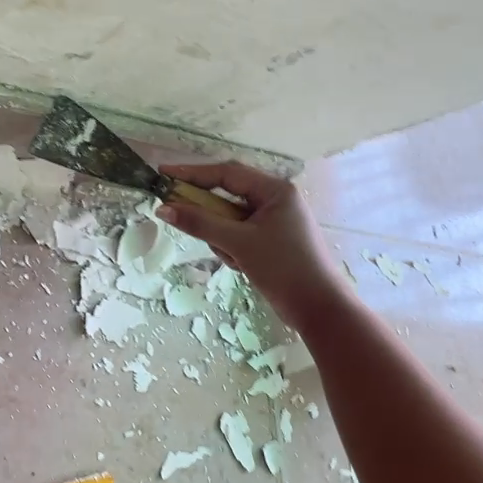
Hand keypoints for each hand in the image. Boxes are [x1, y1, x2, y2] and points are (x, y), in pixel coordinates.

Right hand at [156, 162, 349, 329]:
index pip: (226, 173)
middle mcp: (275, 200)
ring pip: (230, 218)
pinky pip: (239, 234)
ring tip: (233, 258)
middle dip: (208, 212)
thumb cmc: (284, 268)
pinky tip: (242, 265)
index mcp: (275, 190)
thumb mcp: (239, 243)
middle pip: (227, 195)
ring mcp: (274, 221)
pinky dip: (232, 248)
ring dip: (222, 237)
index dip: (192, 173)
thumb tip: (163, 208)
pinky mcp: (271, 241)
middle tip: (177, 213)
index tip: (163, 175)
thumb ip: (200, 223)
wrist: (320, 308)